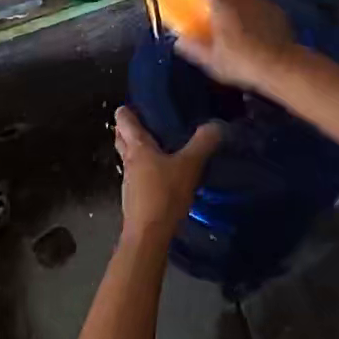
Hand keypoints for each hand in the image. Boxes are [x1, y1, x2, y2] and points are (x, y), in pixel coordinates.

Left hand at [113, 106, 222, 242]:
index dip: (128, 110)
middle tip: (148, 120)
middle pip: (122, 138)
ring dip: (138, 150)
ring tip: (159, 144)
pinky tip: (162, 173)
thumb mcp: (189, 165)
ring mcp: (129, 181)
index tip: (138, 102)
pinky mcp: (135, 198)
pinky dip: (146, 169)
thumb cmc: (164, 194)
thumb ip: (203, 143)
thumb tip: (216, 124)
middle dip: (130, 128)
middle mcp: (129, 161)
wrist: (148, 236)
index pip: (124, 120)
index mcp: (137, 147)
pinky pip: (138, 175)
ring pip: (129, 157)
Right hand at [170, 0, 297, 92]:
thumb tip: (179, 41)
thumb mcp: (212, 60)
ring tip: (235, 15)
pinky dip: (254, 9)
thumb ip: (194, 47)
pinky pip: (260, 3)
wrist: (282, 66)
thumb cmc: (242, 62)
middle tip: (215, 1)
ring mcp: (261, 0)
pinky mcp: (277, 9)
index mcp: (221, 3)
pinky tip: (255, 25)